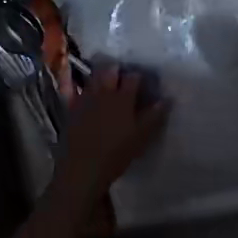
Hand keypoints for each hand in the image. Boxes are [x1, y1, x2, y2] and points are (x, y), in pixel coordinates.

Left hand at [50, 64, 170, 200]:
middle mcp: (104, 93)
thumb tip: (166, 99)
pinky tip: (82, 90)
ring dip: (99, 76)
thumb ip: (154, 116)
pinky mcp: (71, 109)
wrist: (84, 167)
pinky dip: (79, 86)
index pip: (133, 77)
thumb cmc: (117, 153)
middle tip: (121, 75)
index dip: (138, 76)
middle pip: (109, 71)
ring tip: (104, 81)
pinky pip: (74, 90)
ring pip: (92, 78)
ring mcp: (85, 99)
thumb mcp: (141, 136)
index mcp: (123, 99)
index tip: (142, 81)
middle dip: (116, 70)